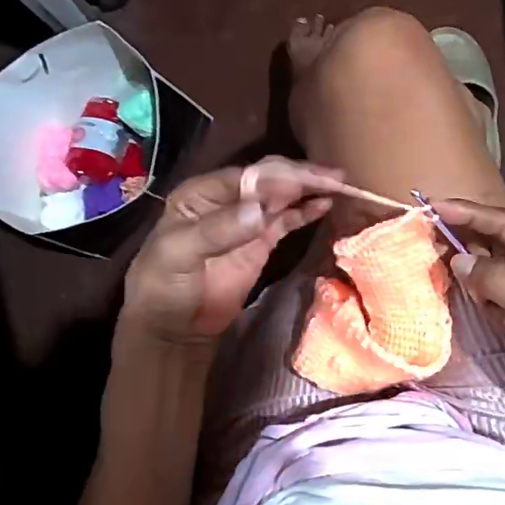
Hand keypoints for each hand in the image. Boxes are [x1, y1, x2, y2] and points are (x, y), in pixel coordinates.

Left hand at [122, 157, 339, 345]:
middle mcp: (226, 199)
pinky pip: (288, 220)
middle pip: (270, 179)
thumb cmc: (162, 286)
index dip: (280, 177)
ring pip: (283, 196)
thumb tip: (259, 211)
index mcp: (202, 193)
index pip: (247, 177)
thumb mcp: (178, 255)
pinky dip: (306, 211)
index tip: (311, 180)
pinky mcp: (261, 242)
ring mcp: (246, 221)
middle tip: (337, 177)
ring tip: (342, 186)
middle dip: (302, 176)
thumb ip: (217, 231)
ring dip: (309, 189)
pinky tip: (326, 205)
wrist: (171, 328)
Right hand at [436, 199, 504, 421]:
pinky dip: (484, 295)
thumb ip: (496, 280)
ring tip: (465, 285)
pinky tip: (490, 311)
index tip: (434, 205)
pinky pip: (493, 286)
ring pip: (491, 263)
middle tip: (431, 238)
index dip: (470, 214)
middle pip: (497, 239)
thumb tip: (458, 259)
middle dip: (468, 242)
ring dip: (476, 275)